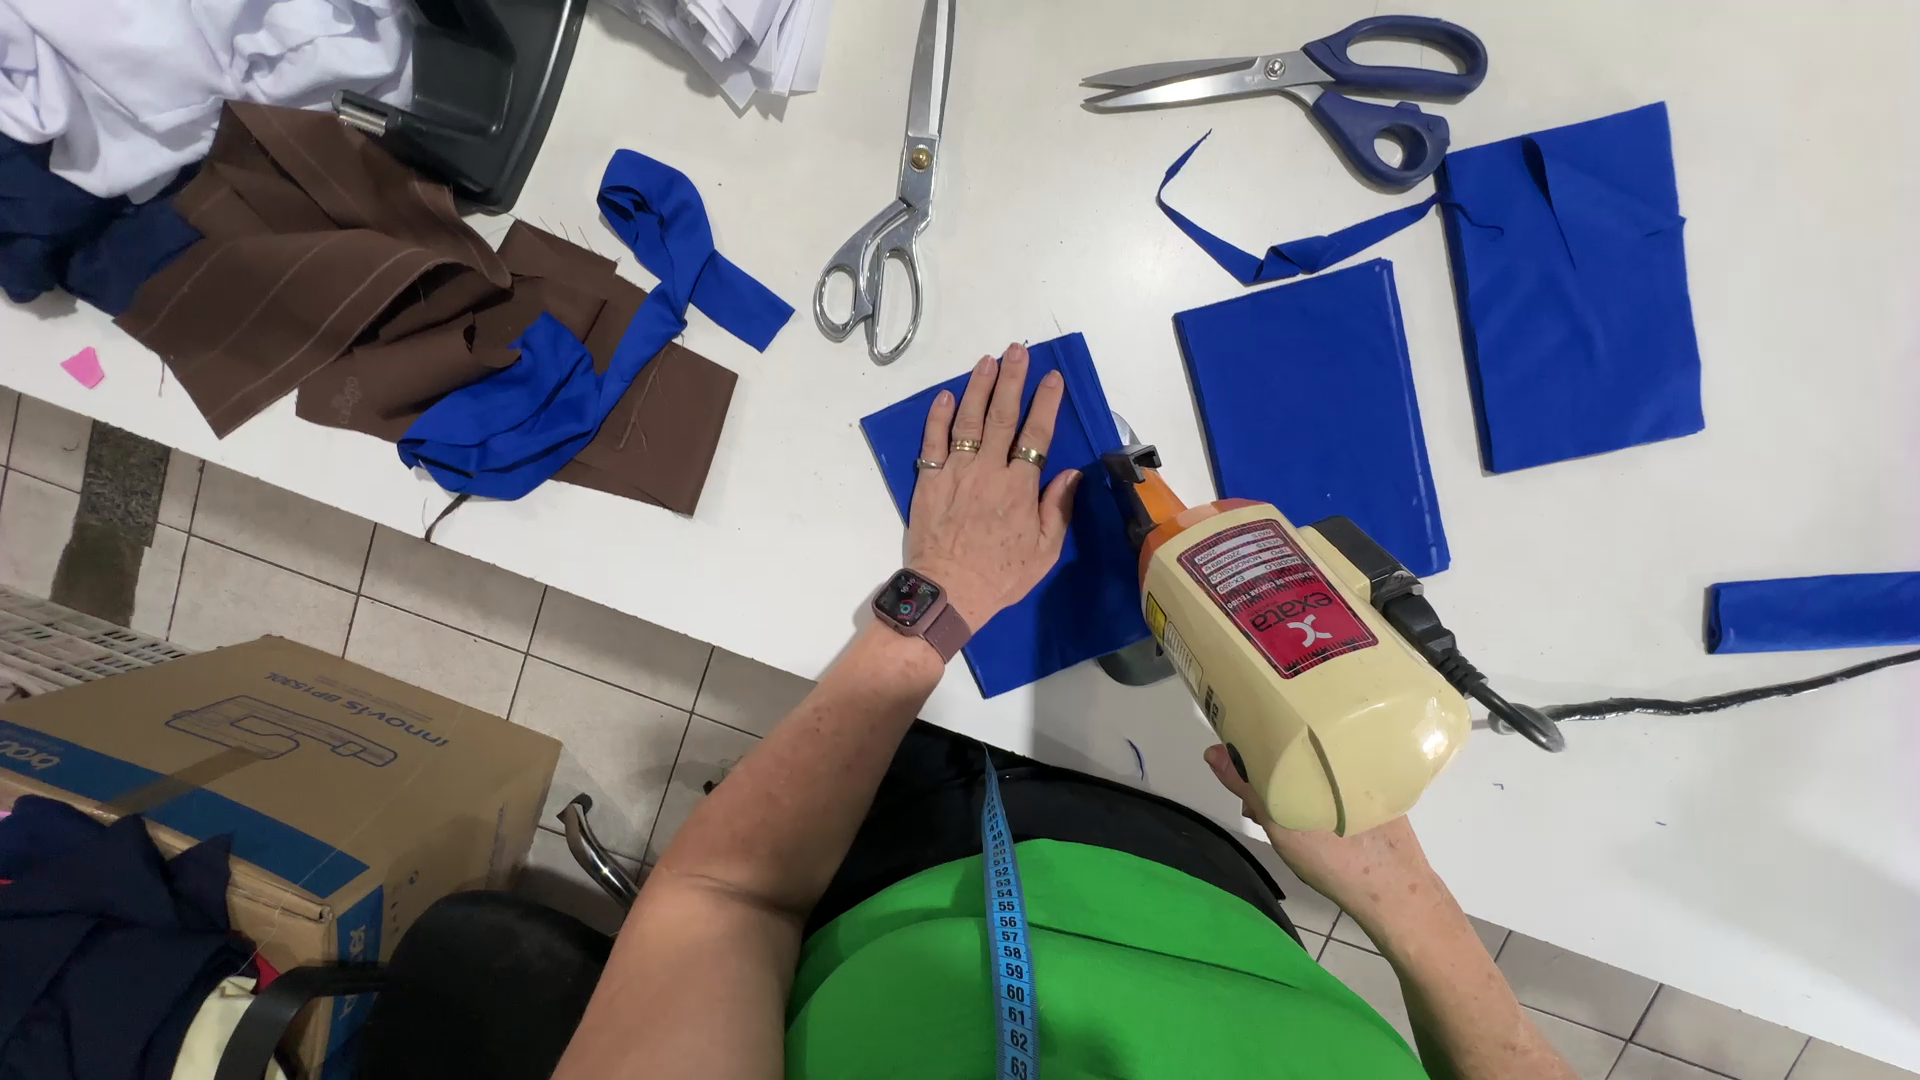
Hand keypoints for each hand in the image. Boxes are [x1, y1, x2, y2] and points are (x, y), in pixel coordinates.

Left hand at [905, 344, 1080, 628]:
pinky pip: (932, 441)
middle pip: (1002, 415)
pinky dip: (937, 416)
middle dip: (1012, 379)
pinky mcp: (928, 479)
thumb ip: (1057, 509)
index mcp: (1020, 486)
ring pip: (967, 419)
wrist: (947, 592)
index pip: (1036, 434)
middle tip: (1017, 351)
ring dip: (978, 387)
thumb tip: (1070, 474)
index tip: (1052, 377)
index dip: (1046, 402)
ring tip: (986, 361)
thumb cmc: (1000, 575)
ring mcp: (955, 471)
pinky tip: (945, 396)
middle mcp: (988, 470)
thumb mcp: (1044, 551)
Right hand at [1203, 745, 1440, 928]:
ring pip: (1315, 772)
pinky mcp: (1378, 800)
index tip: (1236, 756)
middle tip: (1253, 804)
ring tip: (1274, 820)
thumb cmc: (1338, 861)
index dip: (1256, 738)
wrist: (1399, 901)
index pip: (1287, 727)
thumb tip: (1213, 752)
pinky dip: (1312, 797)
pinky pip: (1333, 786)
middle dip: (1268, 771)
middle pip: (1298, 752)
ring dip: (1288, 787)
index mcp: (1333, 754)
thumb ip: (1246, 785)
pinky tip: (1304, 824)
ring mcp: (1369, 780)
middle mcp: (1353, 759)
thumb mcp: (1281, 823)